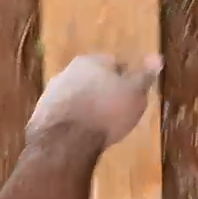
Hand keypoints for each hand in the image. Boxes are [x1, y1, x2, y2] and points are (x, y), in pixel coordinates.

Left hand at [26, 54, 161, 149]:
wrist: (65, 142)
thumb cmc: (107, 113)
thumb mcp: (135, 94)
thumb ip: (145, 75)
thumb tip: (157, 57)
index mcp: (92, 62)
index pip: (114, 62)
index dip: (125, 78)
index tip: (131, 94)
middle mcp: (68, 71)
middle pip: (92, 77)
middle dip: (102, 89)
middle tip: (116, 109)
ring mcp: (50, 93)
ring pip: (75, 95)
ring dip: (85, 104)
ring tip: (98, 125)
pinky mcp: (40, 115)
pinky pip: (62, 113)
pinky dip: (71, 120)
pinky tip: (80, 135)